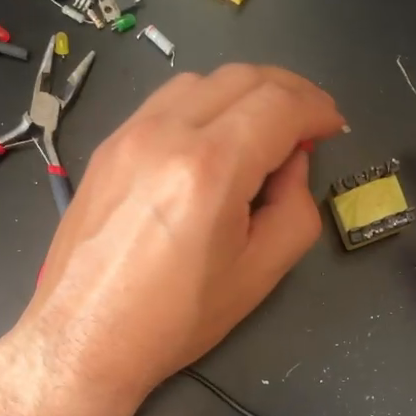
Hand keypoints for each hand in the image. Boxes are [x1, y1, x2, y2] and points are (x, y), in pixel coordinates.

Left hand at [0, 65, 345, 415]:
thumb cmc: (173, 319)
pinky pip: (164, 102)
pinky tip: (211, 140)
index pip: (279, 104)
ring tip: (261, 131)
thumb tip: (292, 166)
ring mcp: (129, 135)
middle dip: (287, 92)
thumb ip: (296, 210)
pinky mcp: (107, 147)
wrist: (85, 339)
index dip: (317, 108)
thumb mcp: (258, 274)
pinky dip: (201, 105)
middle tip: (307, 124)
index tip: (331, 127)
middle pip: (242, 77)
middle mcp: (165, 134)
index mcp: (210, 169)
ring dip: (243, 93)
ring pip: (201, 81)